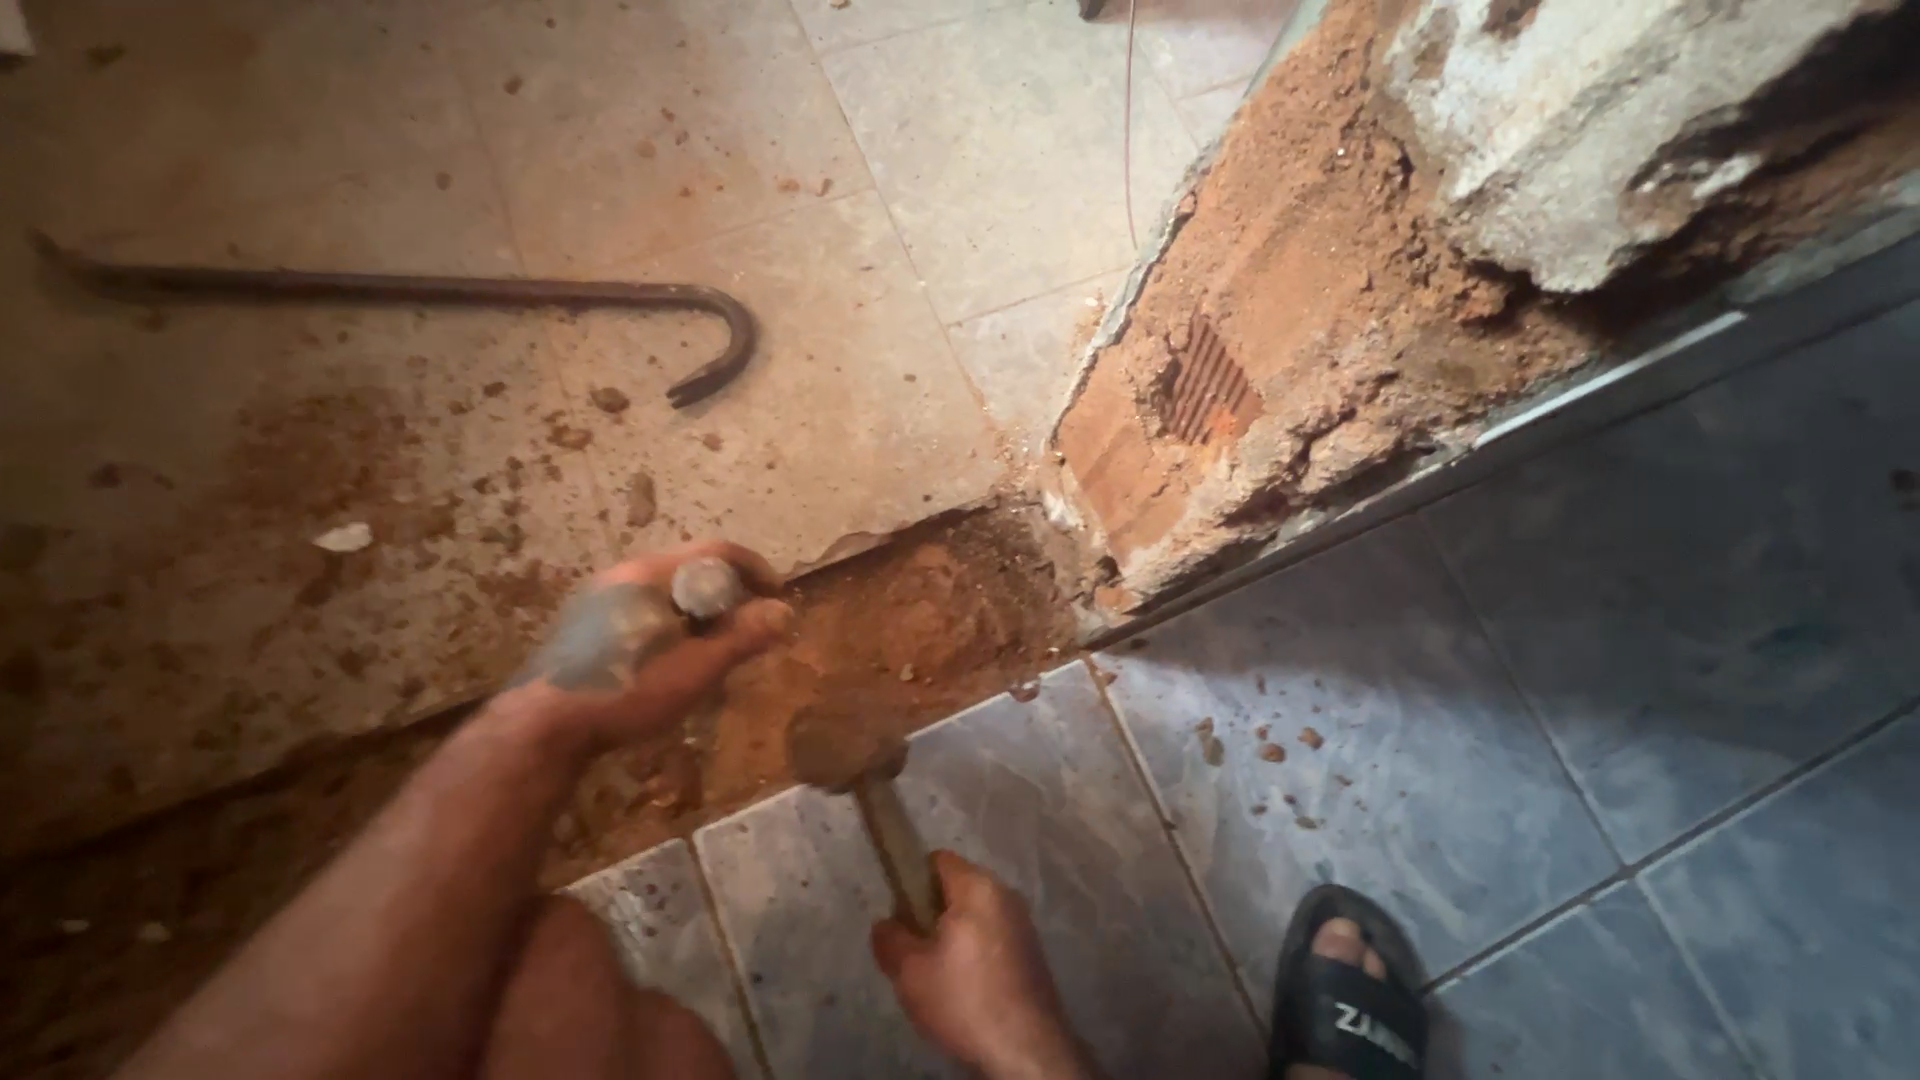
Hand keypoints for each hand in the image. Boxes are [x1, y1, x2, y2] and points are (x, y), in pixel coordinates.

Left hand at [499, 540, 792, 749]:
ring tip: (716, 647)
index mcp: (650, 574)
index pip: (715, 551)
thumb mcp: (696, 667)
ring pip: (667, 592)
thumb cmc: (627, 690)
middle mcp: (623, 575)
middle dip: (728, 594)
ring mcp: (599, 599)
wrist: (542, 728)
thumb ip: (742, 636)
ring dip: (700, 612)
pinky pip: (644, 610)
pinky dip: (673, 624)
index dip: (755, 568)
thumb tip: (785, 611)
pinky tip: (673, 660)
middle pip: (691, 569)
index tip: (777, 594)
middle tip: (749, 627)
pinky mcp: (585, 626)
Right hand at [871, 852, 1100, 1079]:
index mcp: (978, 886)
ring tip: (938, 974)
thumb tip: (886, 924)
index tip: (900, 912)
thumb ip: (890, 939)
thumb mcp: (910, 972)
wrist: (1026, 1051)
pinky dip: (975, 952)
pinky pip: (993, 937)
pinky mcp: (1032, 952)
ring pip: (975, 915)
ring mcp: (1023, 923)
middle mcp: (1005, 894)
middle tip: (914, 949)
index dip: (912, 879)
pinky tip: (965, 989)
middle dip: (931, 912)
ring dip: (953, 935)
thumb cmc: (965, 1000)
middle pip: (957, 888)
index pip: (938, 860)